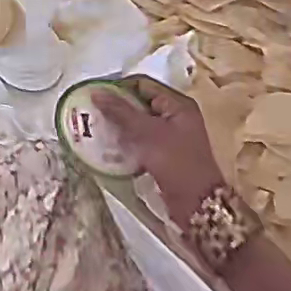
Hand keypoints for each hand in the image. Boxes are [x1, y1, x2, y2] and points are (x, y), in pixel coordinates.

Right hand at [98, 75, 226, 224]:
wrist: (197, 204)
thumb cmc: (175, 162)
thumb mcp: (146, 133)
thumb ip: (120, 111)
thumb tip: (96, 92)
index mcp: (178, 104)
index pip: (143, 85)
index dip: (120, 88)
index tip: (95, 96)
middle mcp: (177, 117)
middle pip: (141, 104)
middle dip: (117, 109)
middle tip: (92, 114)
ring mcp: (173, 137)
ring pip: (140, 125)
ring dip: (120, 128)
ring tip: (97, 131)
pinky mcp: (166, 156)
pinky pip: (142, 143)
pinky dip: (128, 144)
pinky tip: (111, 150)